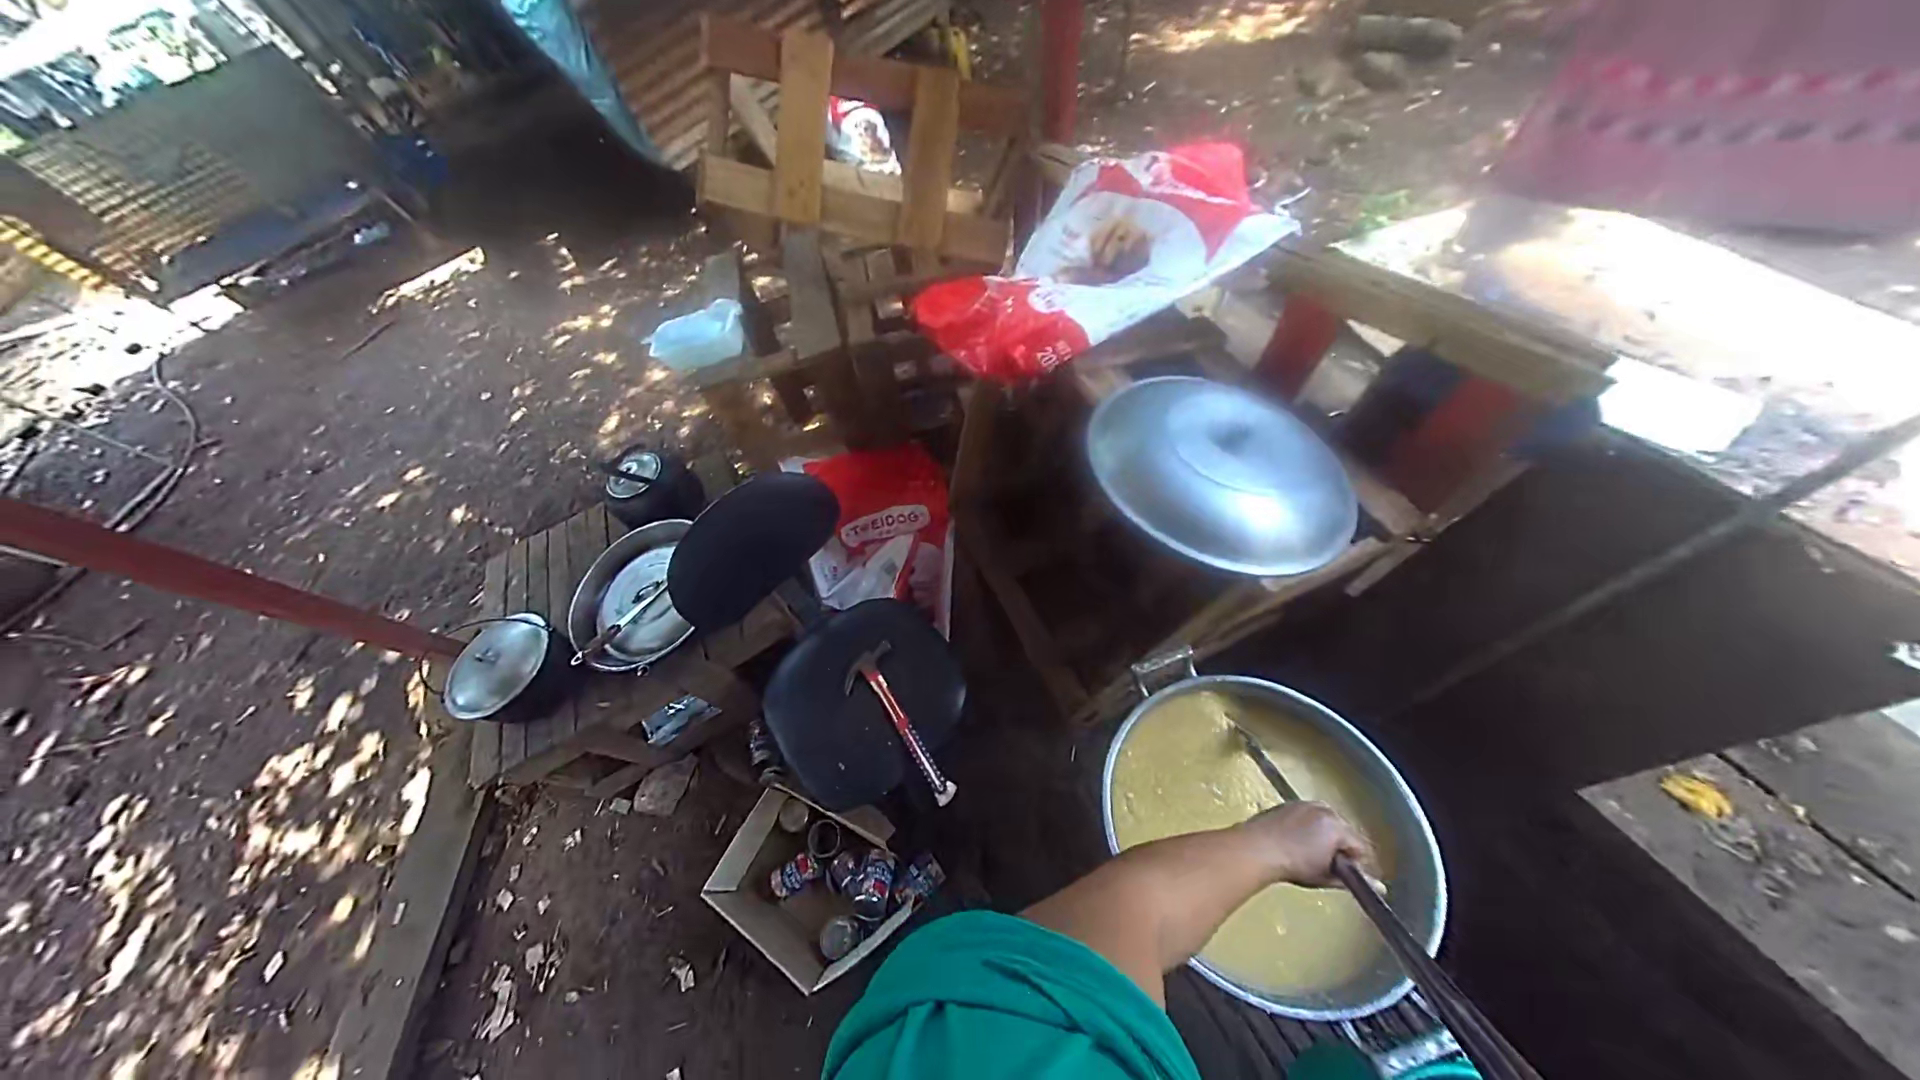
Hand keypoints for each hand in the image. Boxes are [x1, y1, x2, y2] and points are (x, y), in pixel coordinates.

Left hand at [1240, 801, 1375, 887]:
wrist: (1257, 848)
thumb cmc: (1294, 864)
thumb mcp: (1326, 876)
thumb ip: (1352, 879)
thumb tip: (1378, 888)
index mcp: (1337, 826)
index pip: (1360, 846)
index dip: (1357, 862)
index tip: (1349, 873)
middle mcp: (1323, 809)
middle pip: (1344, 830)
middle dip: (1341, 846)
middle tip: (1329, 864)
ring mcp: (1303, 804)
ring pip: (1325, 821)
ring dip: (1324, 835)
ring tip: (1311, 853)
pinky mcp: (1287, 804)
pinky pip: (1307, 816)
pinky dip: (1307, 827)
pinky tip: (1296, 841)